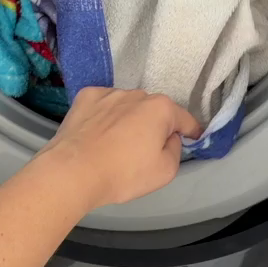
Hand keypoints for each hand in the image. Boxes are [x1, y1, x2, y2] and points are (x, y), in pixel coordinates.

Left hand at [25, 87, 200, 211]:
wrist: (74, 170)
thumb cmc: (123, 173)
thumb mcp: (165, 171)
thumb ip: (175, 150)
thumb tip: (170, 137)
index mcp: (160, 109)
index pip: (184, 119)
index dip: (191, 131)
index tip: (193, 138)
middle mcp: (136, 94)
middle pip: (153, 111)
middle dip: (154, 127)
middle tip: (145, 152)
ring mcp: (109, 93)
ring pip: (127, 106)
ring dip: (128, 120)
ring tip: (117, 146)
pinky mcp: (86, 97)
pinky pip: (103, 105)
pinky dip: (104, 116)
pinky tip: (97, 135)